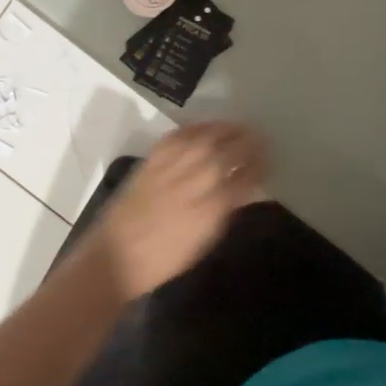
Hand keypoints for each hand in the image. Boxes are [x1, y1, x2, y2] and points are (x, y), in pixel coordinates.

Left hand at [91, 123, 266, 298]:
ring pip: (201, 141)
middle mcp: (193, 184)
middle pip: (225, 154)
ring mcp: (169, 171)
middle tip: (259, 136)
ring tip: (237, 126)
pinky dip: (192, 129)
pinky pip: (175, 139)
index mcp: (212, 209)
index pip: (243, 178)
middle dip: (245, 142)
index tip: (268, 159)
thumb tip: (244, 191)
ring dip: (223, 130)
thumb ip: (226, 212)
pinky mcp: (150, 163)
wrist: (117, 257)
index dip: (258, 166)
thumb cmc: (165, 259)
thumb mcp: (205, 241)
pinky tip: (203, 127)